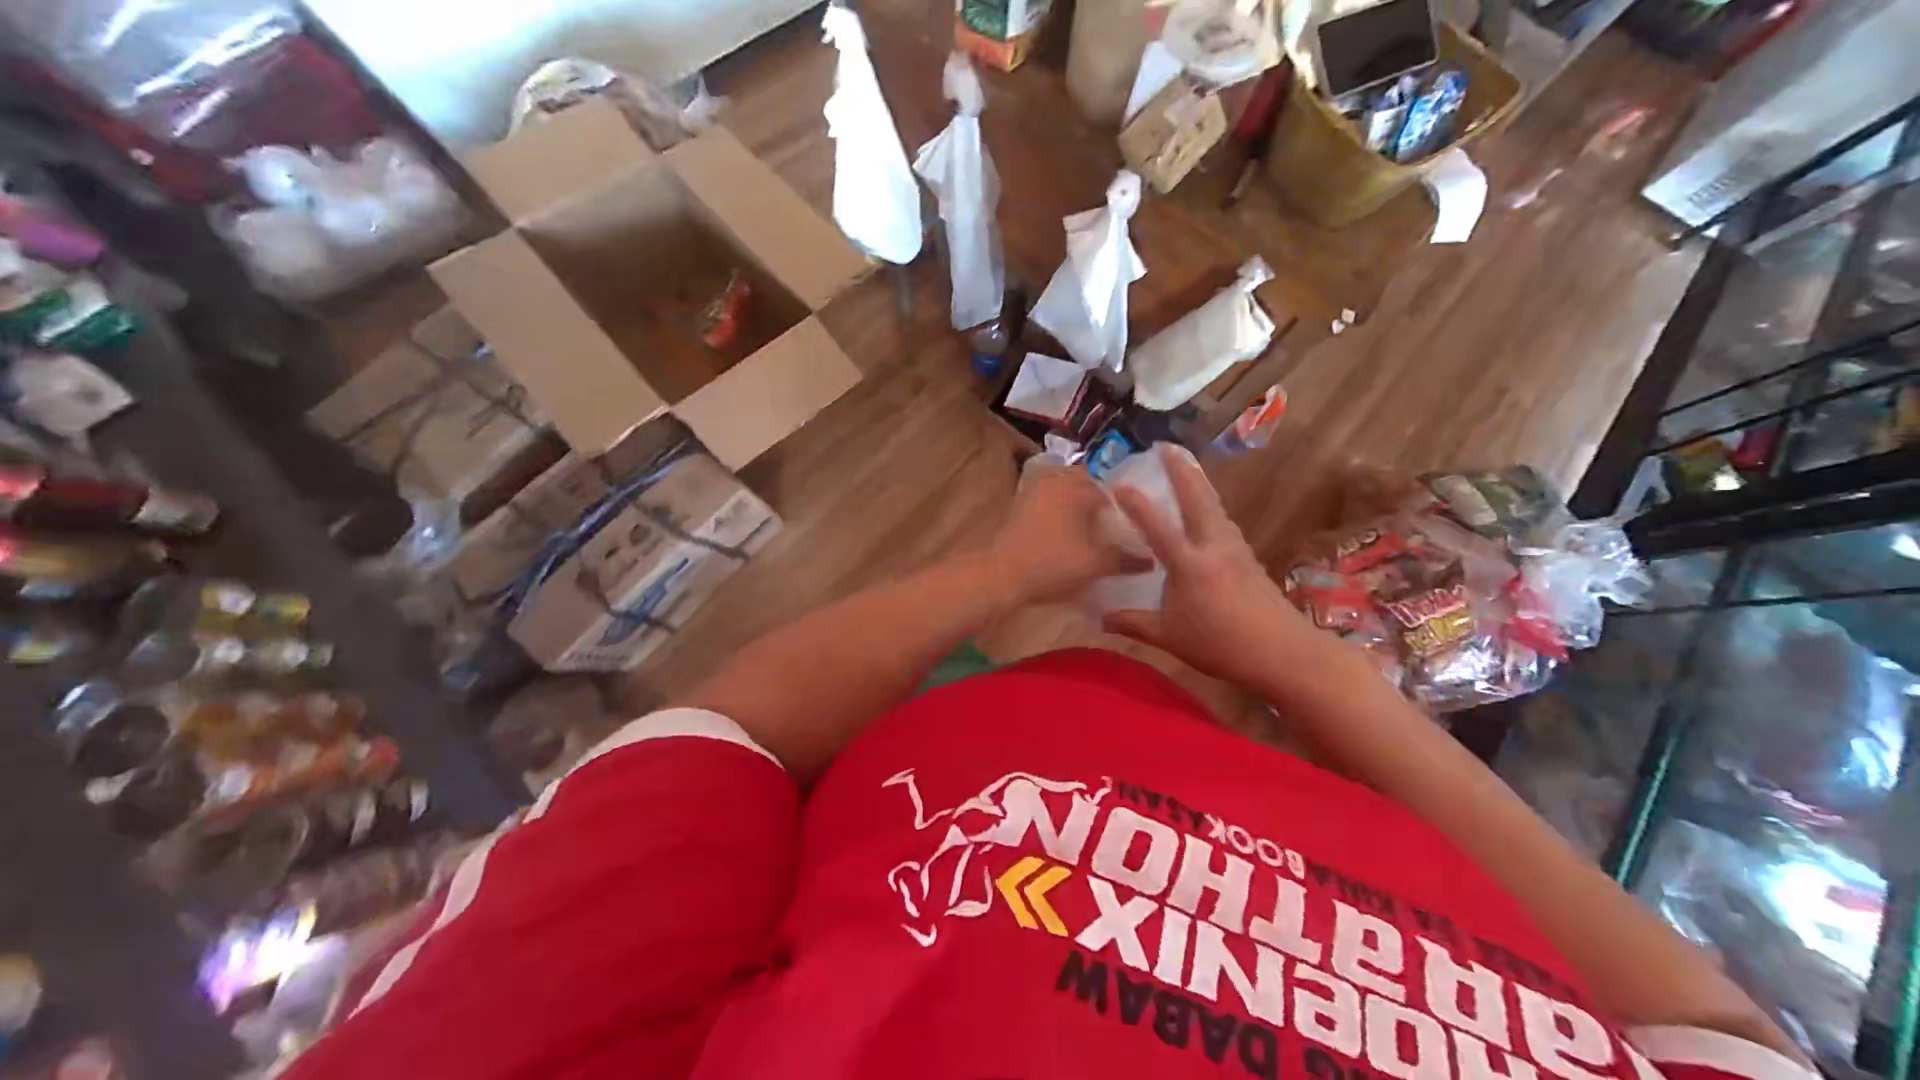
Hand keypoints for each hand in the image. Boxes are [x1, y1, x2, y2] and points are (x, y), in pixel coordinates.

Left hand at [989, 465, 1149, 602]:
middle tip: (1110, 524)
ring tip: (1089, 528)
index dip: (1122, 508)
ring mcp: (1033, 490)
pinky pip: (1048, 498)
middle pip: (1085, 483)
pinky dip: (1059, 508)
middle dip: (1098, 500)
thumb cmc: (1051, 566)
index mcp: (1076, 488)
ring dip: (1077, 502)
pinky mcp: (1019, 504)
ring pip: (1064, 488)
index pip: (1109, 489)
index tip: (1130, 525)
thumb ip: (1125, 559)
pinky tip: (1065, 531)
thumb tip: (1150, 560)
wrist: (1001, 575)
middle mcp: (1055, 480)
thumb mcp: (1094, 565)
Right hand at [1105, 445, 1328, 686]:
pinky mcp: (1249, 559)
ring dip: (1199, 484)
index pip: (1158, 527)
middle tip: (1166, 446)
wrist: (1283, 652)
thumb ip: (1133, 623)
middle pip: (1197, 498)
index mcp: (1190, 564)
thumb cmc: (1221, 645)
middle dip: (1181, 470)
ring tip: (1186, 469)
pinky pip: (1224, 522)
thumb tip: (1100, 618)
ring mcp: (1236, 550)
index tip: (1118, 483)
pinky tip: (1207, 514)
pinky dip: (1211, 507)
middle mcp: (1214, 547)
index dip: (1136, 505)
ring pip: (1215, 507)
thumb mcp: (1169, 637)